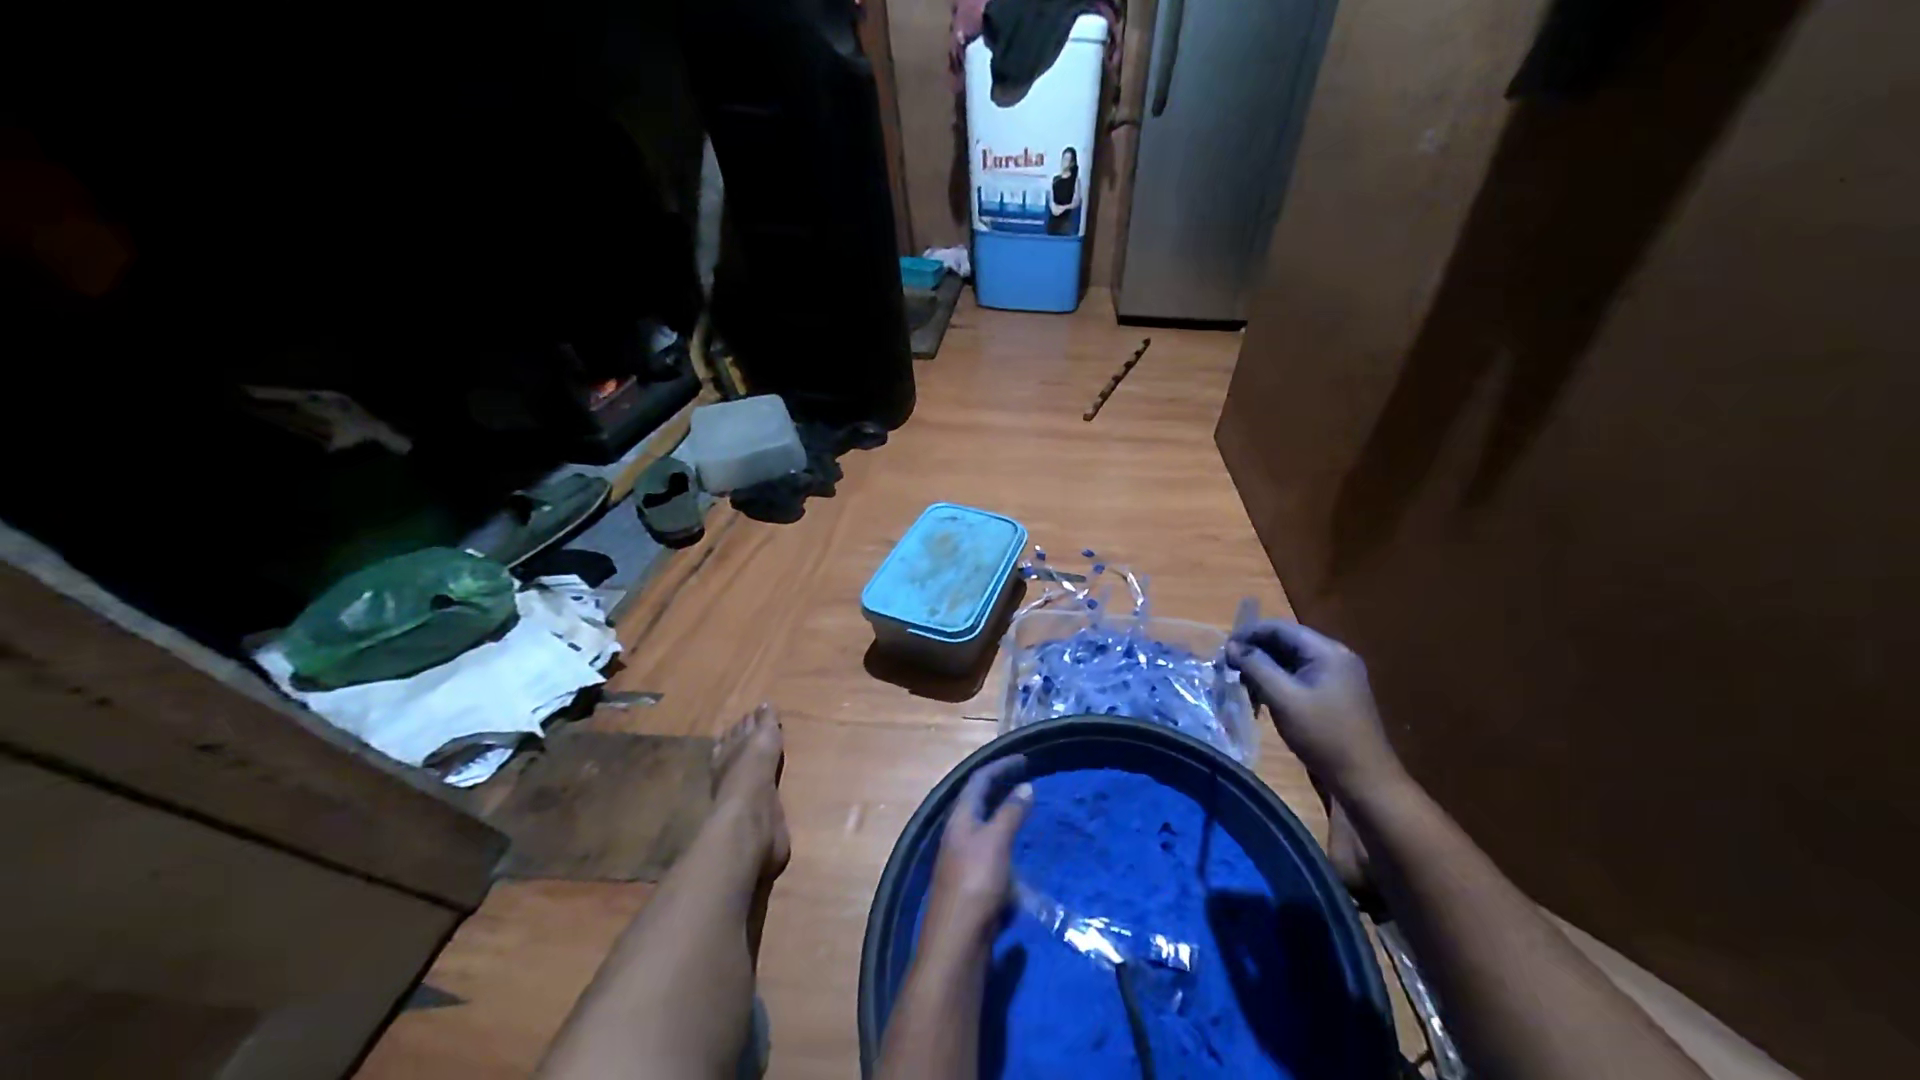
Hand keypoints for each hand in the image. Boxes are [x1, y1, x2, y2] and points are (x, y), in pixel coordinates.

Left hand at [921, 755, 1032, 954]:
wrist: (956, 943)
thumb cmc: (976, 884)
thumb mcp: (996, 842)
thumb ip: (1011, 813)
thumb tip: (1024, 786)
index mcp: (959, 820)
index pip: (978, 780)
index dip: (1000, 766)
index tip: (1024, 759)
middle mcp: (957, 836)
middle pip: (980, 805)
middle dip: (1002, 792)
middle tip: (1027, 784)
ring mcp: (963, 863)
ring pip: (987, 834)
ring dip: (1006, 826)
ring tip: (1028, 823)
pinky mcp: (972, 888)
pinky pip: (994, 863)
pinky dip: (1009, 859)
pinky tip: (1022, 875)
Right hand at [1226, 619, 1400, 793]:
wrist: (1364, 779)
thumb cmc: (1323, 735)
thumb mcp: (1283, 698)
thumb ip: (1256, 667)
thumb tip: (1232, 646)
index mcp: (1328, 651)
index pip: (1280, 628)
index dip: (1248, 634)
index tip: (1224, 651)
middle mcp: (1335, 656)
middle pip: (1286, 642)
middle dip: (1255, 652)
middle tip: (1230, 670)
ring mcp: (1337, 675)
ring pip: (1291, 660)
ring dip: (1264, 669)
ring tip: (1243, 686)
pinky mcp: (1334, 693)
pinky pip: (1299, 676)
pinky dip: (1277, 682)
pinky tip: (1263, 698)